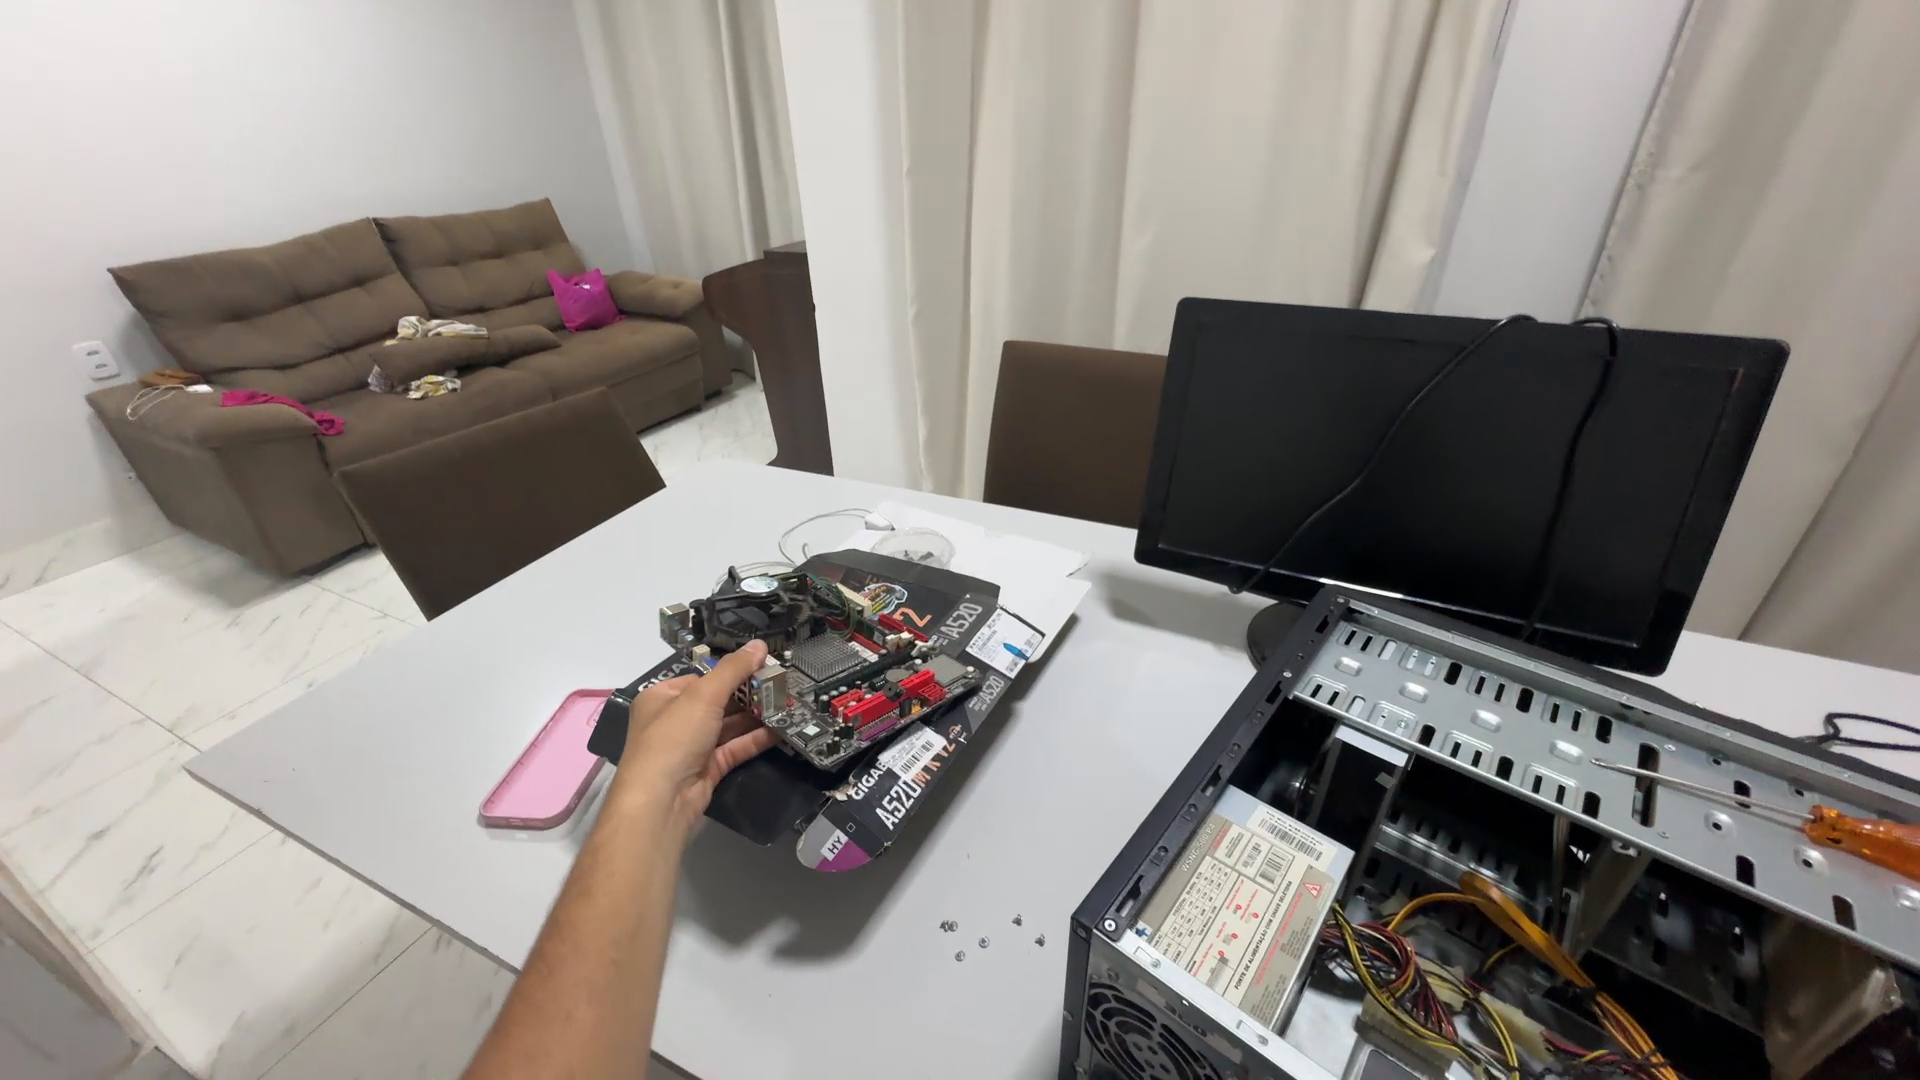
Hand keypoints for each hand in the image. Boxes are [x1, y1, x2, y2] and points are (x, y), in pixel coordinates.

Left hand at [613, 640, 780, 833]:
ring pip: (729, 726)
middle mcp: (674, 721)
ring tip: (787, 703)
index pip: (701, 678)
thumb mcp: (703, 696)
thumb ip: (734, 670)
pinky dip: (756, 739)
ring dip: (756, 716)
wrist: (660, 802)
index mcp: (662, 698)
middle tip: (781, 684)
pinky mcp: (708, 769)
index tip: (762, 665)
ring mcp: (691, 747)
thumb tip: (760, 645)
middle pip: (718, 701)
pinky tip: (780, 729)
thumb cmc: (673, 738)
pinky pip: (735, 748)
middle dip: (748, 694)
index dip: (731, 671)